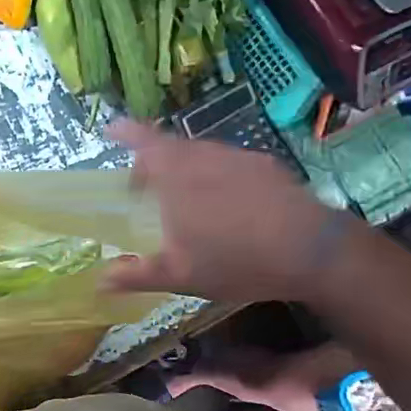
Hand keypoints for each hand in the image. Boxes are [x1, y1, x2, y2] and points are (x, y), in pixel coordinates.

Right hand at [104, 120, 345, 303]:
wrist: (310, 251)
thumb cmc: (235, 261)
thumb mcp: (180, 275)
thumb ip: (137, 274)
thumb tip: (99, 280)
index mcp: (177, 176)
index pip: (144, 142)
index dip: (125, 133)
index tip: (111, 129)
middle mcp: (207, 156)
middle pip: (172, 147)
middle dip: (153, 161)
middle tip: (144, 187)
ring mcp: (240, 158)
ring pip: (202, 154)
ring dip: (185, 168)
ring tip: (184, 200)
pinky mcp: (267, 167)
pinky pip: (229, 163)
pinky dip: (214, 175)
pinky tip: (226, 206)